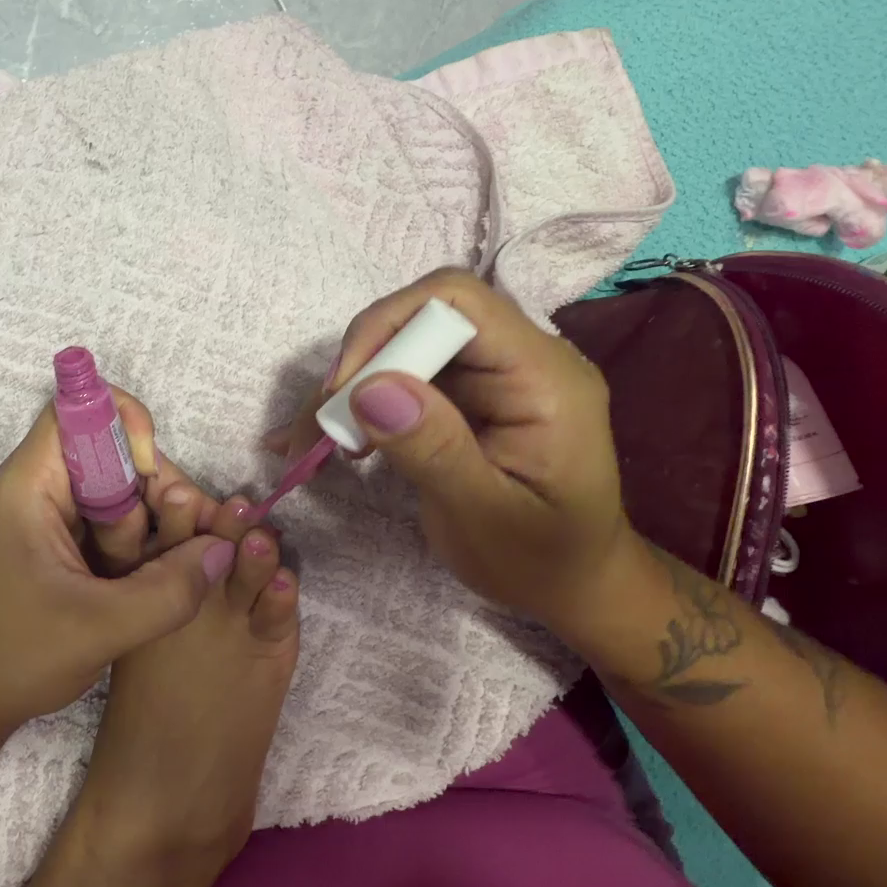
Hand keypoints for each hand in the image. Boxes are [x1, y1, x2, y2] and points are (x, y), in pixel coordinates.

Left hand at [0, 392, 254, 738]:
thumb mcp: (101, 626)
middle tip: (174, 548)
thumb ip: (169, 590)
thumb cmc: (16, 655)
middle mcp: (42, 489)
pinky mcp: (65, 547)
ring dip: (144, 535)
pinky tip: (139, 592)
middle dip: (150, 495)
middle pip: (113, 453)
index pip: (77, 409)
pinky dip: (136, 554)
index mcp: (31, 485)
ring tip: (136, 587)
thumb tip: (223, 550)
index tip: (153, 472)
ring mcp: (54, 518)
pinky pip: (114, 528)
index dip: (123, 422)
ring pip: (121, 494)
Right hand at [276, 268, 631, 629]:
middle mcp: (517, 360)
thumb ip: (434, 450)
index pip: (458, 301)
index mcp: (542, 377)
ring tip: (315, 445)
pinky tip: (327, 442)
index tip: (343, 390)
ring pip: (398, 349)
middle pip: (419, 319)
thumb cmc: (540, 559)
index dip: (388, 327)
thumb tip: (368, 389)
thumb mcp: (485, 515)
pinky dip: (356, 407)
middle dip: (360, 366)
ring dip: (349, 391)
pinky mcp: (462, 397)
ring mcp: (488, 376)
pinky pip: (399, 379)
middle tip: (325, 430)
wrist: (571, 586)